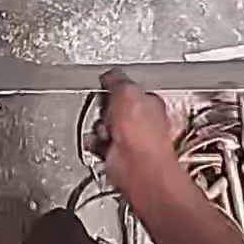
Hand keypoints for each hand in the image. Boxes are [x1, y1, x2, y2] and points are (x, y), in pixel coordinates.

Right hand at [91, 69, 187, 197]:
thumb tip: (109, 75)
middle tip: (108, 112)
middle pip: (111, 107)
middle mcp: (141, 122)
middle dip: (104, 108)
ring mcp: (128, 139)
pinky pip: (97, 142)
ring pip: (102, 125)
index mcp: (149, 103)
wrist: (137, 168)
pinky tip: (101, 142)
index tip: (106, 86)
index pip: (128, 88)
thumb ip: (117, 80)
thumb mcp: (127, 92)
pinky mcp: (115, 154)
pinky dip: (94, 142)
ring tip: (106, 132)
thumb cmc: (142, 134)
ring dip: (99, 127)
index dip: (115, 87)